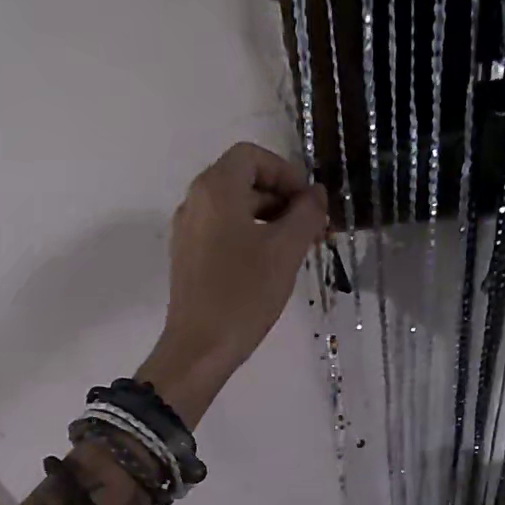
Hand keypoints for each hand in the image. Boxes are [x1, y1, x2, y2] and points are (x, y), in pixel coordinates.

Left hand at [138, 143, 328, 428]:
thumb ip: (306, 214)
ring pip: (234, 208)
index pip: (253, 157)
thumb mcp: (285, 252)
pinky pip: (222, 231)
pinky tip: (270, 265)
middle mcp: (195, 201)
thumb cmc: (244, 295)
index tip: (310, 203)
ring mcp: (188, 230)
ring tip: (298, 249)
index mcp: (216, 190)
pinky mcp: (188, 257)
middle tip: (314, 229)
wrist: (200, 347)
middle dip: (282, 199)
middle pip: (243, 181)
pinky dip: (250, 236)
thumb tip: (316, 194)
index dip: (286, 173)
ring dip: (269, 219)